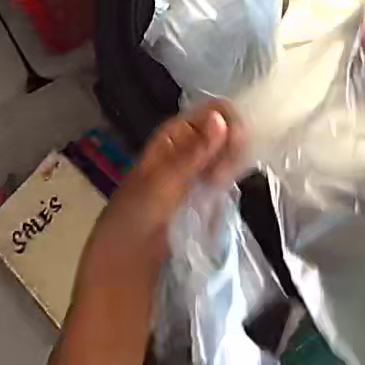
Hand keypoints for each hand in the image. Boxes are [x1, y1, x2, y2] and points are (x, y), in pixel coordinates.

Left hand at [80, 101, 242, 286]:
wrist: (127, 254)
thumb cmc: (138, 212)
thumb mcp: (167, 180)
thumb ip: (197, 151)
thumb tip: (222, 118)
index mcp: (175, 132)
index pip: (213, 110)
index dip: (230, 120)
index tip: (238, 143)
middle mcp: (189, 143)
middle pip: (226, 129)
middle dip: (233, 144)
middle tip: (221, 173)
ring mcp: (199, 165)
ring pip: (229, 150)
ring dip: (232, 162)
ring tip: (218, 184)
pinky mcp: (207, 187)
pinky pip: (227, 171)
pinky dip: (231, 176)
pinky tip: (224, 187)